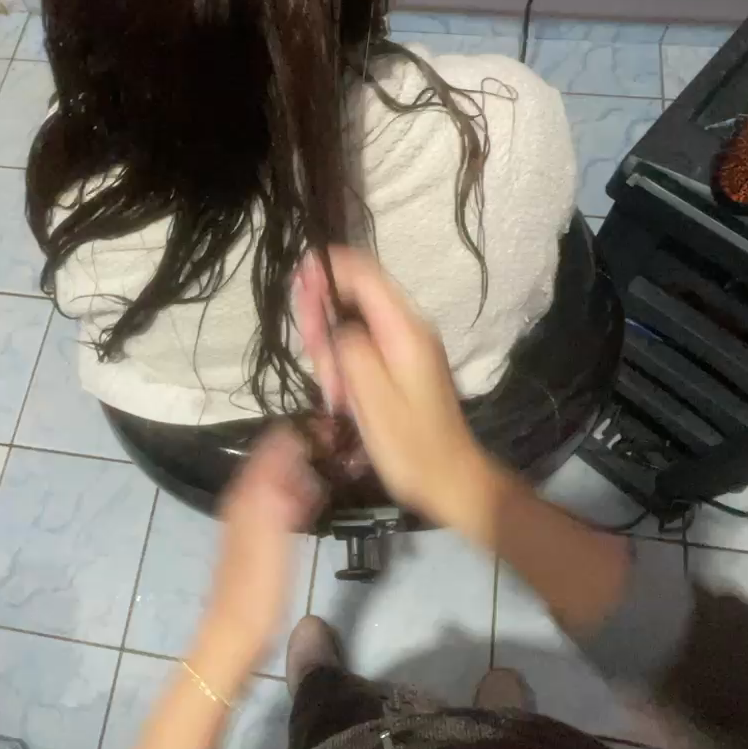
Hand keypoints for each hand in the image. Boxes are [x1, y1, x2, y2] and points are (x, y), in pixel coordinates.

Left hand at [198, 427, 324, 676]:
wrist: (235, 634)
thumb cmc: (258, 588)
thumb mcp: (272, 533)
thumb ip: (277, 487)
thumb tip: (289, 442)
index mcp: (247, 495)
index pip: (272, 446)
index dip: (298, 433)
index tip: (329, 427)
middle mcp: (244, 500)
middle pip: (273, 461)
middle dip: (302, 450)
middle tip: (335, 445)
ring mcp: (249, 520)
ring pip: (276, 482)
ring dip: (300, 472)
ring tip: (330, 467)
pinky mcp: (257, 540)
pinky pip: (278, 503)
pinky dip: (296, 496)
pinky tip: (312, 503)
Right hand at [294, 247, 508, 530]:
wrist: (449, 480)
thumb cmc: (410, 446)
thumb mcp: (372, 399)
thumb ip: (351, 349)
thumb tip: (335, 321)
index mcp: (404, 330)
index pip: (364, 275)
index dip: (329, 268)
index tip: (297, 279)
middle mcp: (408, 327)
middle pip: (357, 292)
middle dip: (322, 309)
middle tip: (307, 344)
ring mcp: (406, 344)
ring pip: (355, 319)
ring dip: (330, 340)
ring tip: (327, 383)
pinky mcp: (400, 362)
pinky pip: (363, 341)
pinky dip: (342, 355)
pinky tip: (336, 384)